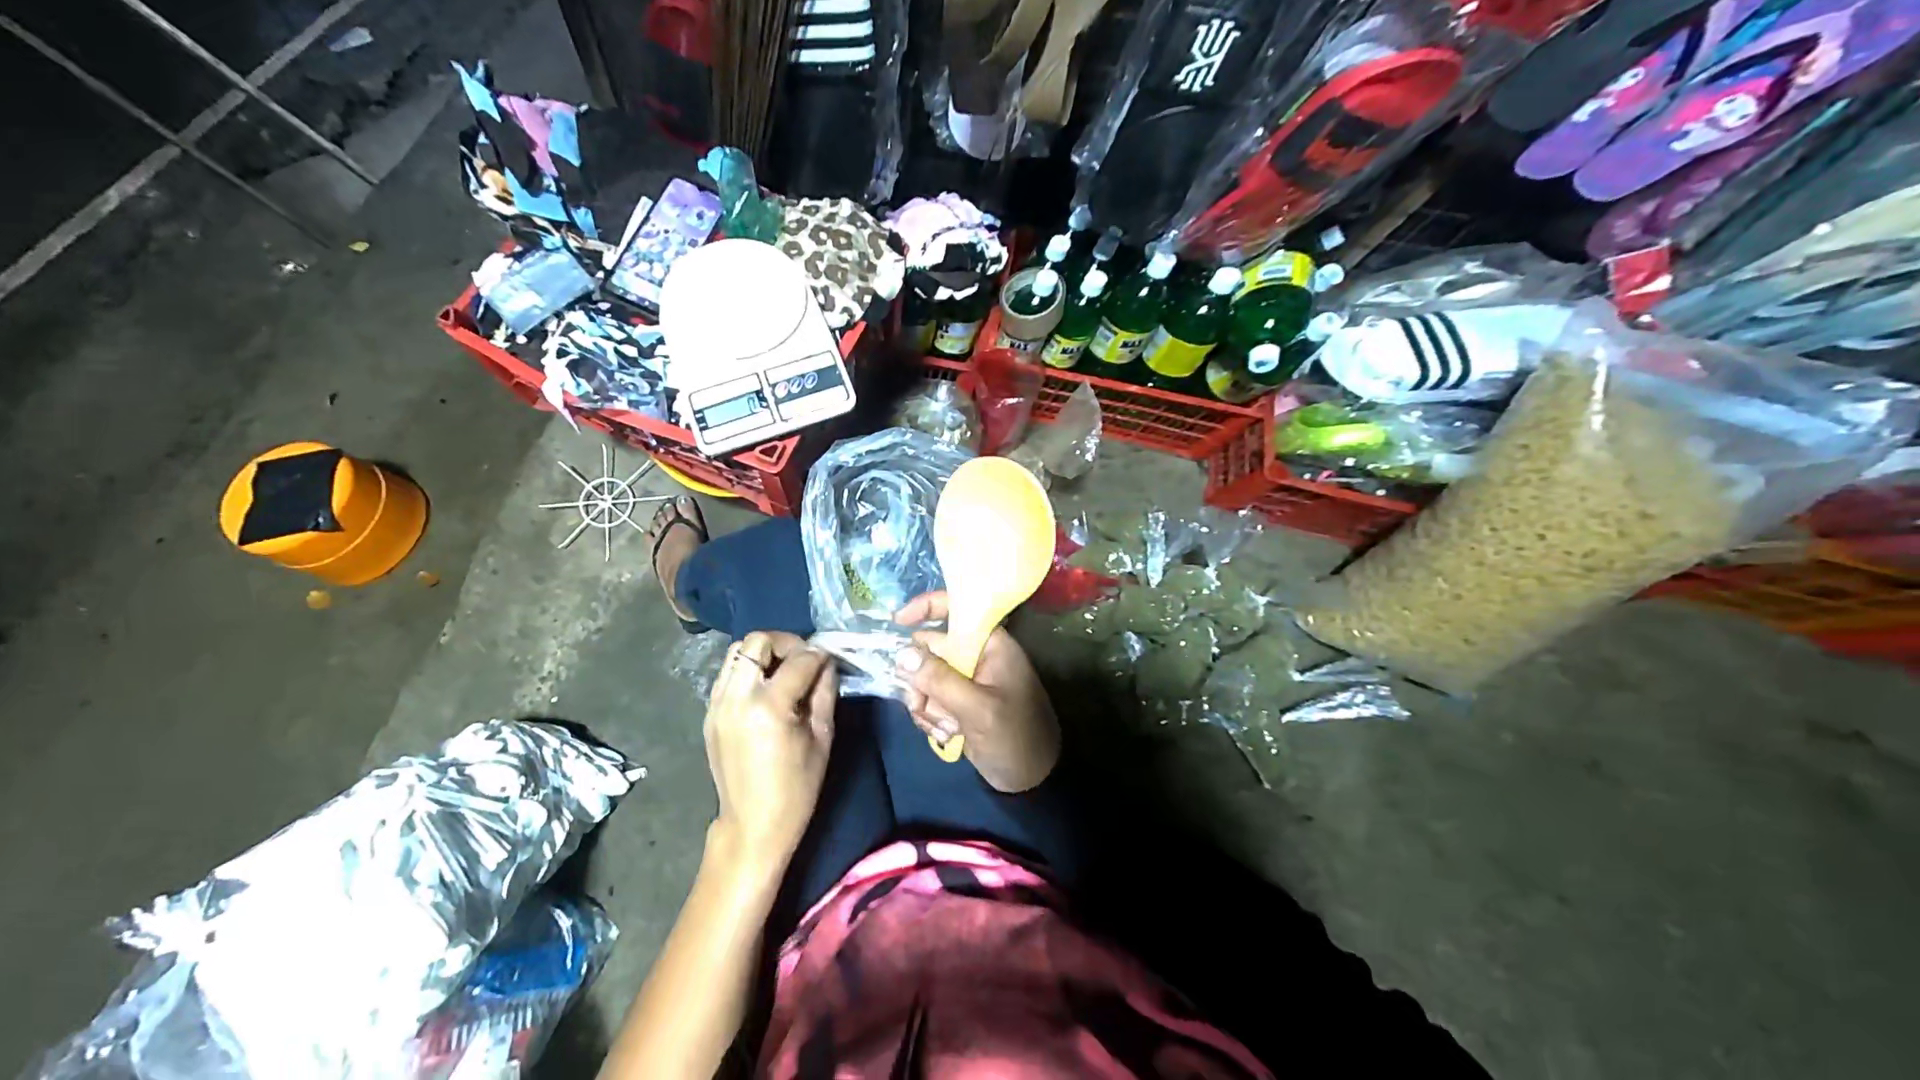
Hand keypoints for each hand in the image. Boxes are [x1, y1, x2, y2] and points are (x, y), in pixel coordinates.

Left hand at [703, 631, 836, 873]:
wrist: (753, 824)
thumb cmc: (797, 787)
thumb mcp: (822, 737)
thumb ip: (825, 691)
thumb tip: (827, 661)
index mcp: (768, 707)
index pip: (798, 659)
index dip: (819, 655)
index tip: (830, 661)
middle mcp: (737, 698)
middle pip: (757, 641)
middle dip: (786, 643)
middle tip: (803, 661)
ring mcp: (717, 704)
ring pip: (737, 652)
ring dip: (763, 654)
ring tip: (782, 673)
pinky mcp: (709, 712)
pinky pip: (727, 674)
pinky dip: (747, 670)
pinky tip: (765, 690)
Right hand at [894, 592, 1059, 792]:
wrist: (1032, 780)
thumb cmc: (1014, 737)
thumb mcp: (977, 709)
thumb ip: (940, 679)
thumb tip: (902, 653)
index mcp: (991, 645)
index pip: (956, 609)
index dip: (926, 608)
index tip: (895, 622)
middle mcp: (977, 656)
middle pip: (930, 649)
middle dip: (919, 678)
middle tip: (918, 704)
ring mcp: (968, 681)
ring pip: (926, 678)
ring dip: (925, 704)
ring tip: (942, 729)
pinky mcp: (960, 704)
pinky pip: (931, 699)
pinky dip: (931, 717)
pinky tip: (945, 736)